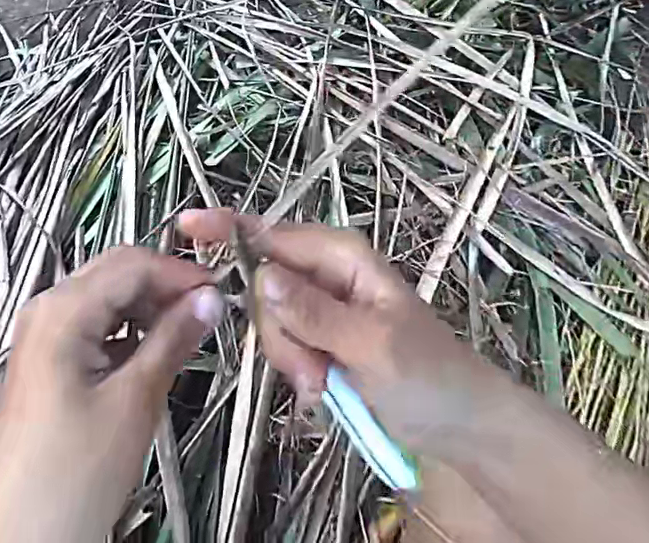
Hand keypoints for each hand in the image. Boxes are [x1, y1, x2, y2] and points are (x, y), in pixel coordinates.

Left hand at [0, 247, 223, 542]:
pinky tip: (153, 353)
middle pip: (118, 272)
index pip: (134, 264)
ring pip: (108, 297)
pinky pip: (96, 325)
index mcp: (62, 310)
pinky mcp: (47, 362)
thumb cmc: (66, 482)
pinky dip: (129, 330)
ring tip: (186, 333)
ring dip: (149, 307)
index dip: (180, 273)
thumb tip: (208, 299)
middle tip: (207, 310)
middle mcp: (47, 311)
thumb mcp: (133, 402)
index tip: (219, 291)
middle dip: (165, 286)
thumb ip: (173, 339)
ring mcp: (44, 336)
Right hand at [178, 209, 505, 457]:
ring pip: (271, 320)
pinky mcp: (319, 337)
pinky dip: (297, 370)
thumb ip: (314, 312)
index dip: (229, 228)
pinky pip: (285, 345)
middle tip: (313, 370)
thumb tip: (261, 277)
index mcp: (341, 256)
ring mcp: (321, 306)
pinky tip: (324, 388)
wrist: (460, 423)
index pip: (273, 234)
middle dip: (280, 332)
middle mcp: (326, 272)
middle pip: (265, 286)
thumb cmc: (427, 374)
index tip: (187, 226)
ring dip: (291, 357)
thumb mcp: (371, 344)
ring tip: (325, 383)